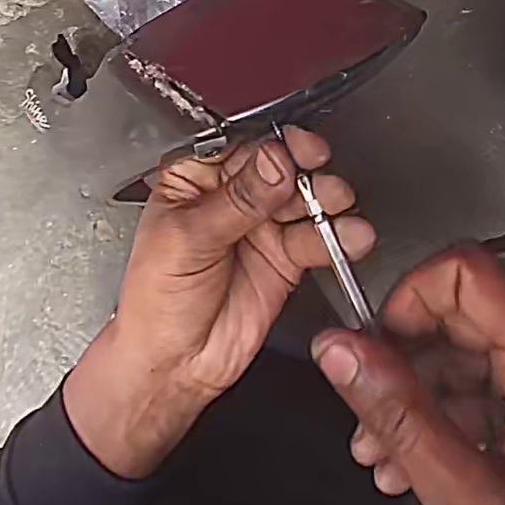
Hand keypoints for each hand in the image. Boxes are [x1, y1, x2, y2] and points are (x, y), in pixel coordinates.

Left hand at [64, 128, 374, 477]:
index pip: (236, 143)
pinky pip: (317, 238)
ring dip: (325, 197)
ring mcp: (260, 225)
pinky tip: (348, 235)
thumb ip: (237, 201)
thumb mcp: (188, 240)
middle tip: (316, 165)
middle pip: (276, 165)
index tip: (289, 143)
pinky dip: (337, 236)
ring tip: (336, 202)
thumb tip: (274, 163)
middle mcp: (231, 195)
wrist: (173, 365)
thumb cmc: (155, 299)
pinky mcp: (286, 257)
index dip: (265, 140)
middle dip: (301, 164)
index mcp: (194, 178)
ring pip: (302, 197)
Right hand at [312, 245, 504, 504]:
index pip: (466, 272)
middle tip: (371, 414)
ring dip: (418, 395)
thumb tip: (342, 351)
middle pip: (459, 314)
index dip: (408, 299)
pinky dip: (450, 411)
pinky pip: (491, 379)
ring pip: (468, 351)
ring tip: (390, 452)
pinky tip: (426, 457)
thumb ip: (400, 418)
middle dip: (401, 362)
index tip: (375, 346)